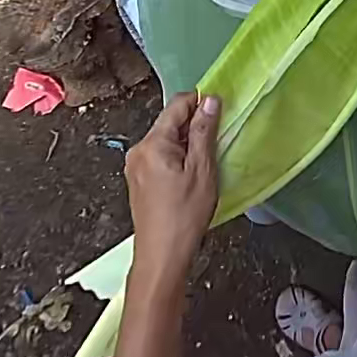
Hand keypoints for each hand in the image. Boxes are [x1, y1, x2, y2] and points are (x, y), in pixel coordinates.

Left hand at [125, 92, 220, 287]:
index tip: (220, 110)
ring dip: (187, 142)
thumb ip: (204, 131)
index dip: (200, 102)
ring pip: (166, 139)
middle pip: (170, 122)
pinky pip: (160, 155)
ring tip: (206, 161)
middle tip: (217, 140)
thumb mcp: (202, 170)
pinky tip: (191, 174)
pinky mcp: (138, 179)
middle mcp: (139, 149)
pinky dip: (177, 156)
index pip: (177, 105)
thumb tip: (210, 100)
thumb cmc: (184, 216)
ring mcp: (136, 165)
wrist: (161, 256)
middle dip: (194, 125)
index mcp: (152, 143)